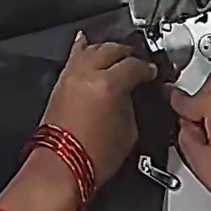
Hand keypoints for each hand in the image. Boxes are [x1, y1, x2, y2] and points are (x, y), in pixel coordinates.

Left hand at [40, 33, 158, 186]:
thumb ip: (130, 104)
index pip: (133, 65)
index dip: (146, 68)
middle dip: (127, 53)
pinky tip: (83, 42)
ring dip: (105, 49)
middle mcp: (86, 75)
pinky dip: (81, 49)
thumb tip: (129, 94)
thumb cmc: (90, 157)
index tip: (150, 72)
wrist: (60, 168)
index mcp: (108, 84)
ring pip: (90, 49)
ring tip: (116, 51)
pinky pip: (73, 58)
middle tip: (136, 59)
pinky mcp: (59, 84)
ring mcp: (70, 77)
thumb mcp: (128, 131)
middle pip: (111, 50)